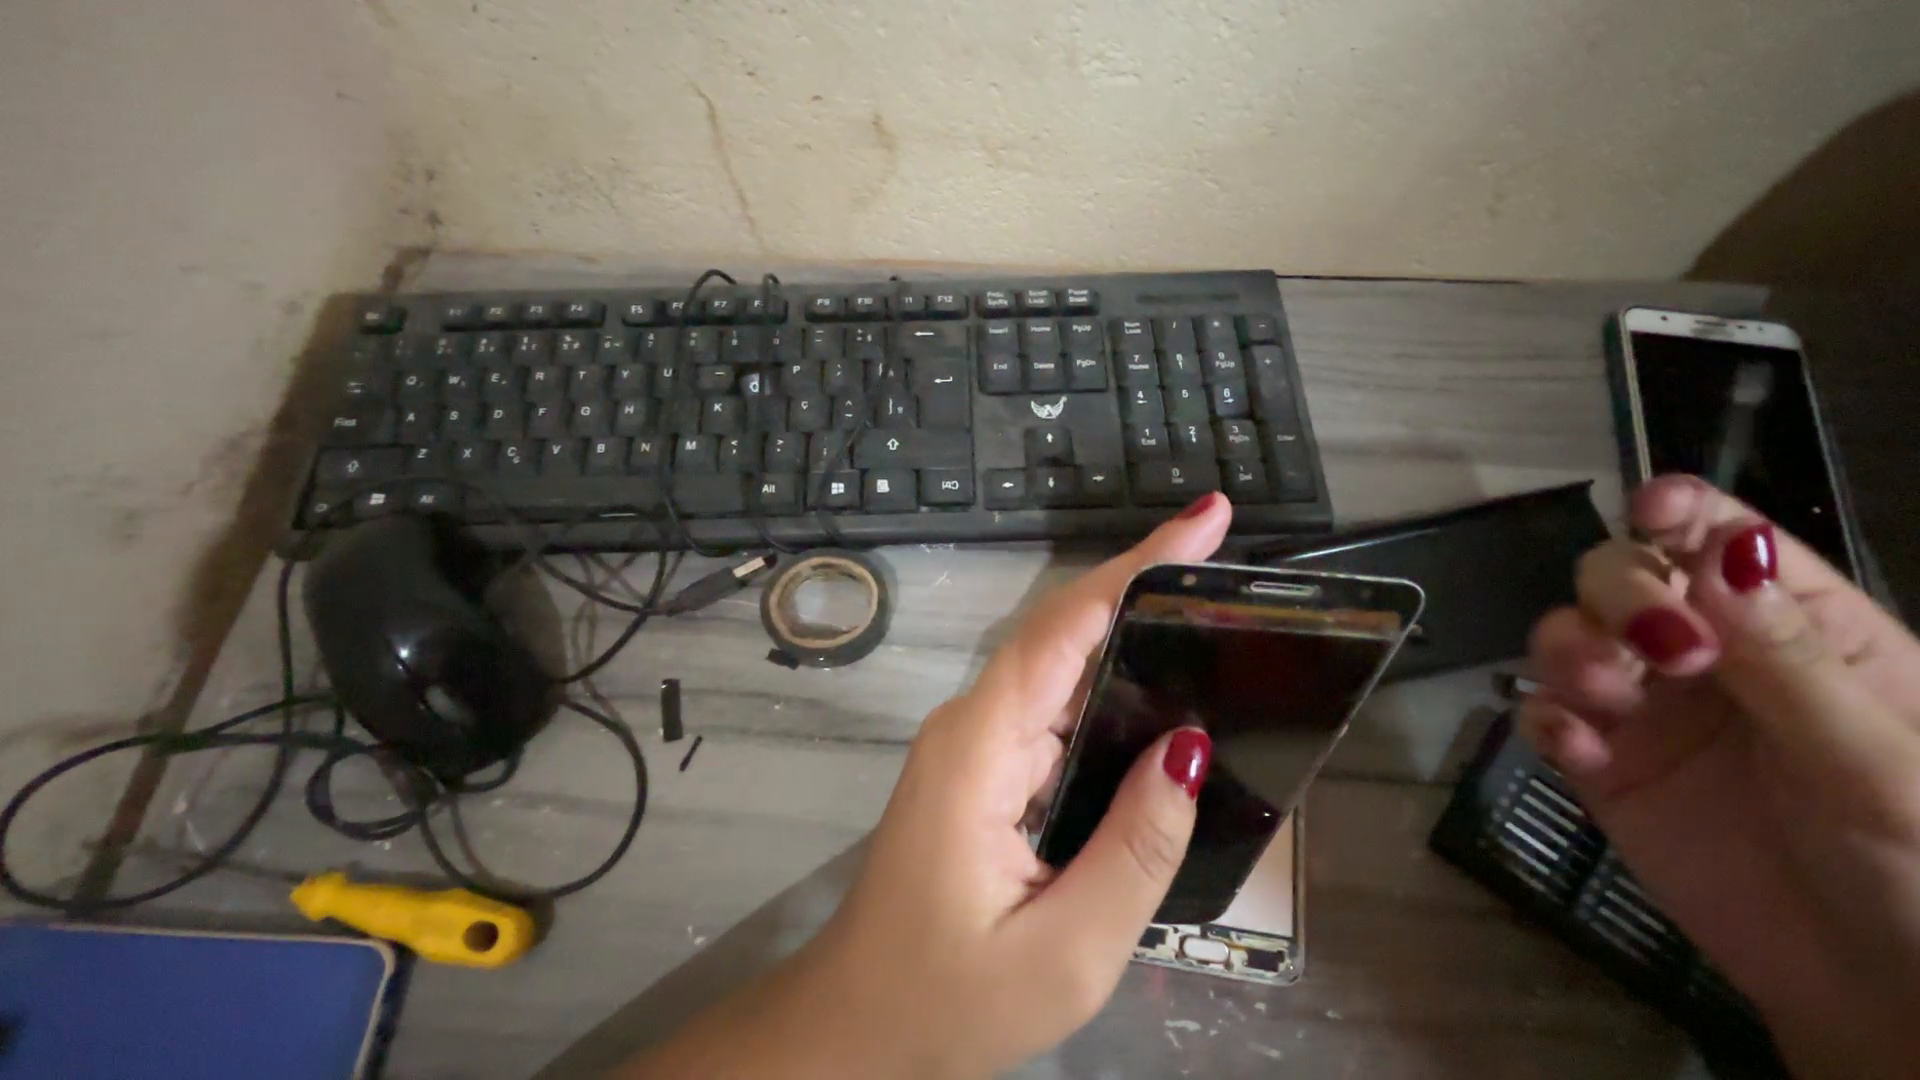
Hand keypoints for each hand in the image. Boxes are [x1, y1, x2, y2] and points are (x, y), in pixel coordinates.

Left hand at [621, 494, 1231, 1078]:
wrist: (859, 1026)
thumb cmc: (951, 999)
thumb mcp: (1064, 950)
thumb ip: (1134, 851)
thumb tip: (1191, 749)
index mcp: (980, 749)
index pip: (1061, 631)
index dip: (1132, 568)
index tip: (1204, 521)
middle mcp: (973, 727)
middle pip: (1061, 634)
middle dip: (1141, 585)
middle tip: (1225, 558)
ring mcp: (974, 746)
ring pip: (1058, 667)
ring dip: (1129, 631)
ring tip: (1210, 610)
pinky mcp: (984, 770)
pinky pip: (1054, 709)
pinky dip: (1109, 684)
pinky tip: (1163, 691)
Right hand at [1522, 475, 1919, 1079]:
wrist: (1877, 991)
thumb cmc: (1919, 865)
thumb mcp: (1877, 759)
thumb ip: (1789, 657)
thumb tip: (1725, 549)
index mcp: (1796, 629)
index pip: (1723, 538)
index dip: (1681, 510)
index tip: (1650, 514)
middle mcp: (1708, 653)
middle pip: (1619, 574)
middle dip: (1622, 596)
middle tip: (1661, 650)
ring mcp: (1647, 708)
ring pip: (1566, 635)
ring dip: (1571, 653)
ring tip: (1607, 703)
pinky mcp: (1601, 762)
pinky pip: (1544, 715)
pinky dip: (1548, 720)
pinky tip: (1578, 751)